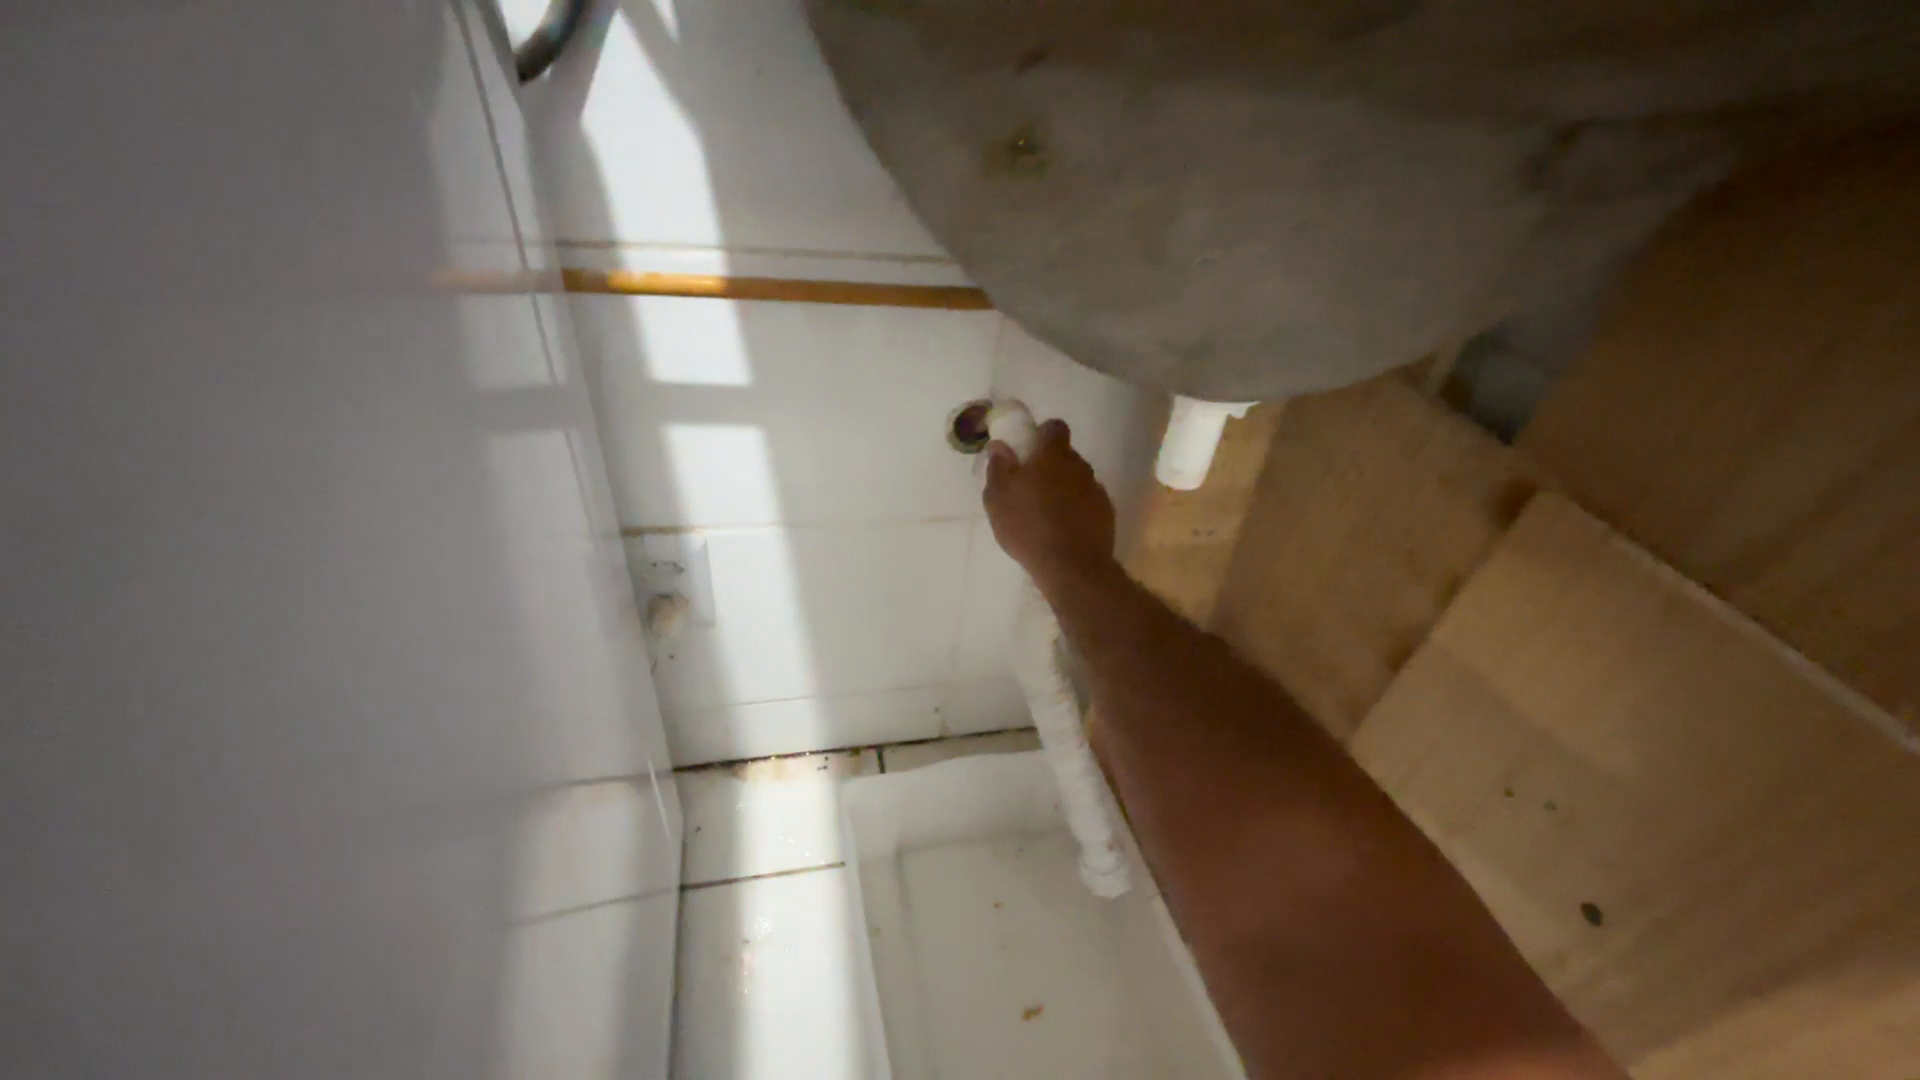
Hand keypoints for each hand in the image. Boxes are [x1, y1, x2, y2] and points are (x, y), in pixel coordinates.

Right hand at [983, 419, 1118, 589]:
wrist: (1072, 566)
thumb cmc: (1028, 527)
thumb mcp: (998, 499)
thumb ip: (998, 468)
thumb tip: (999, 446)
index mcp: (1052, 456)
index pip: (1055, 427)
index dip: (1042, 434)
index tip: (1029, 450)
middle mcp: (1079, 466)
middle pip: (1066, 455)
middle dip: (1051, 465)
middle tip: (1031, 487)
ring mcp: (1096, 489)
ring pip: (1078, 479)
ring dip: (1064, 488)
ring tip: (1047, 513)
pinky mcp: (1106, 513)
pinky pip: (1088, 501)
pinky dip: (1077, 508)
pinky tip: (1064, 529)